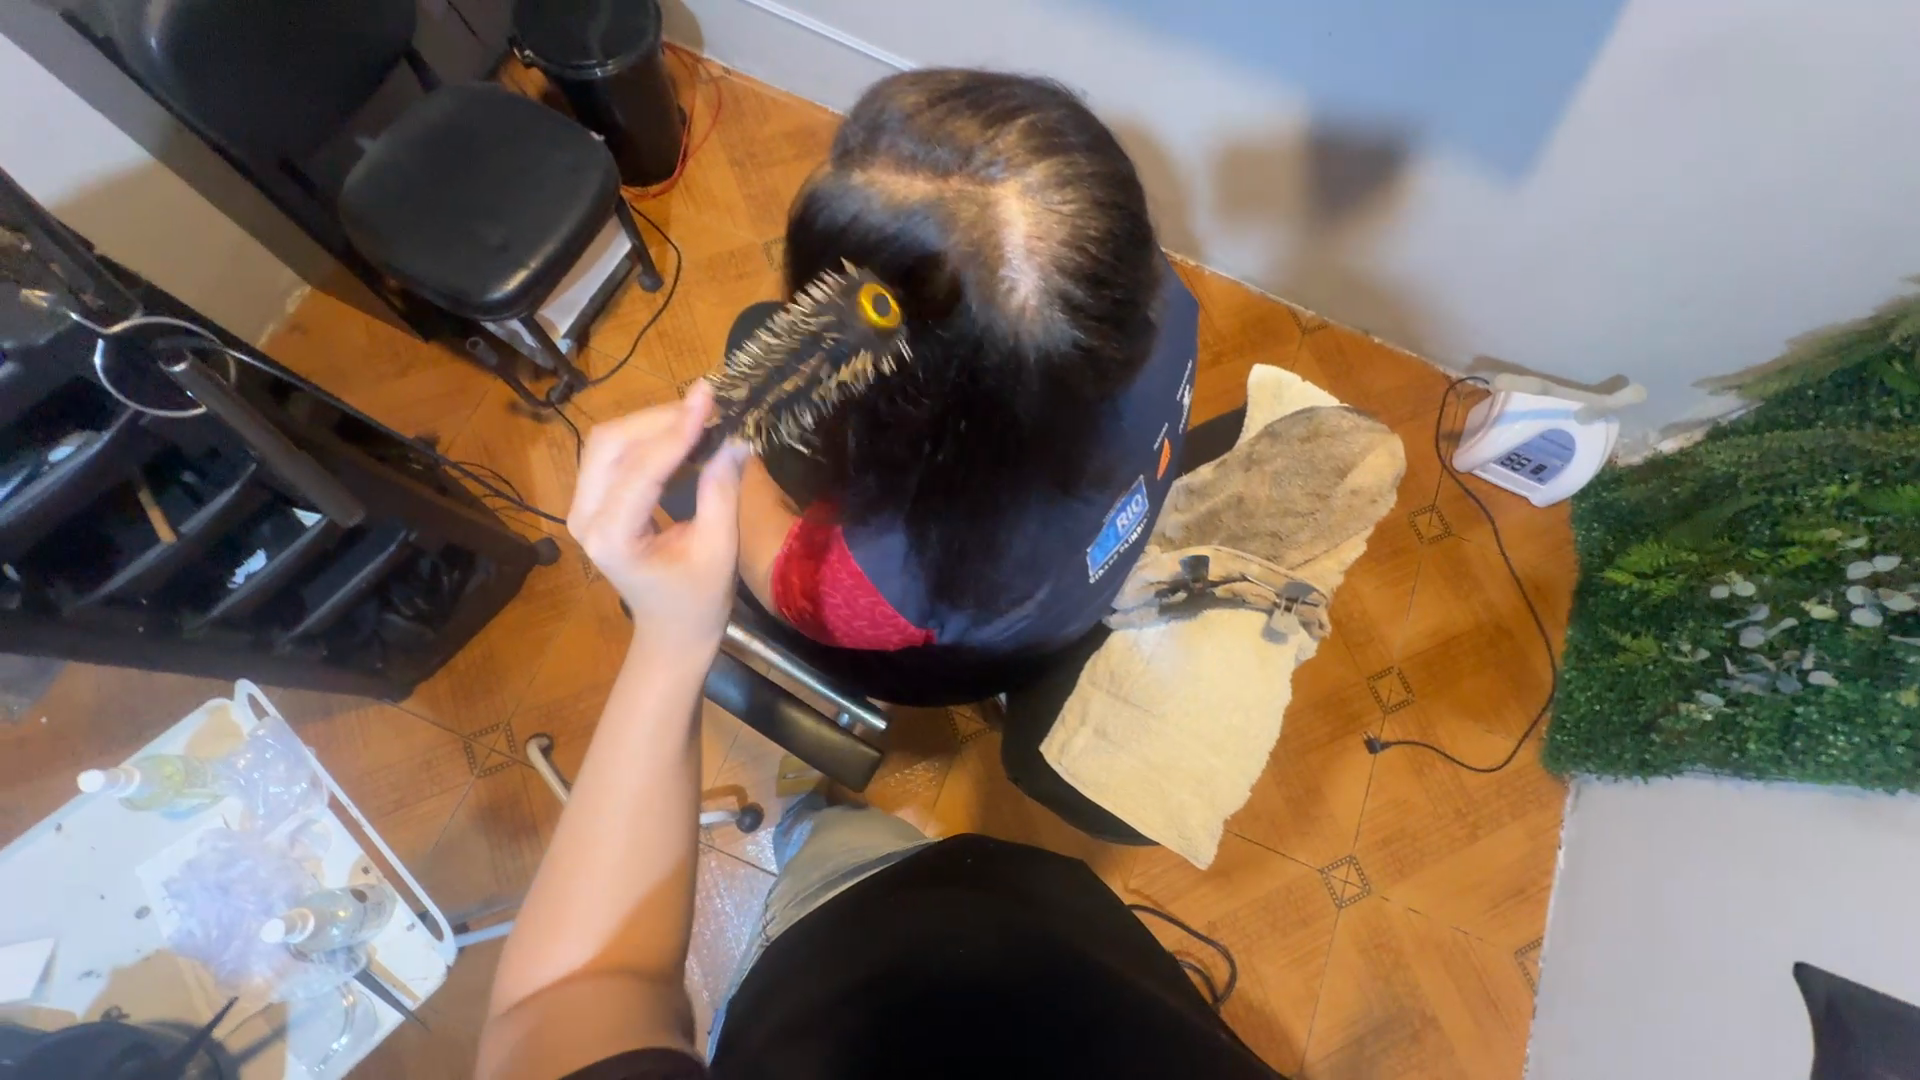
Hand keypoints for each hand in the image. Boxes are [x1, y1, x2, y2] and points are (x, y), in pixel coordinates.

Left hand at [567, 384, 749, 653]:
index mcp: (612, 537)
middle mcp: (583, 518)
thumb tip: (736, 438)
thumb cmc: (699, 602)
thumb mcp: (719, 549)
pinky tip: (681, 433)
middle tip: (708, 406)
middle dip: (659, 418)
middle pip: (609, 443)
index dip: (676, 430)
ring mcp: (581, 509)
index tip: (709, 397)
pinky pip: (612, 456)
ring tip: (699, 416)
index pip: (641, 469)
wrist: (672, 632)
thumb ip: (721, 491)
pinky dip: (647, 437)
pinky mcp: (592, 503)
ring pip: (607, 443)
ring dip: (652, 423)